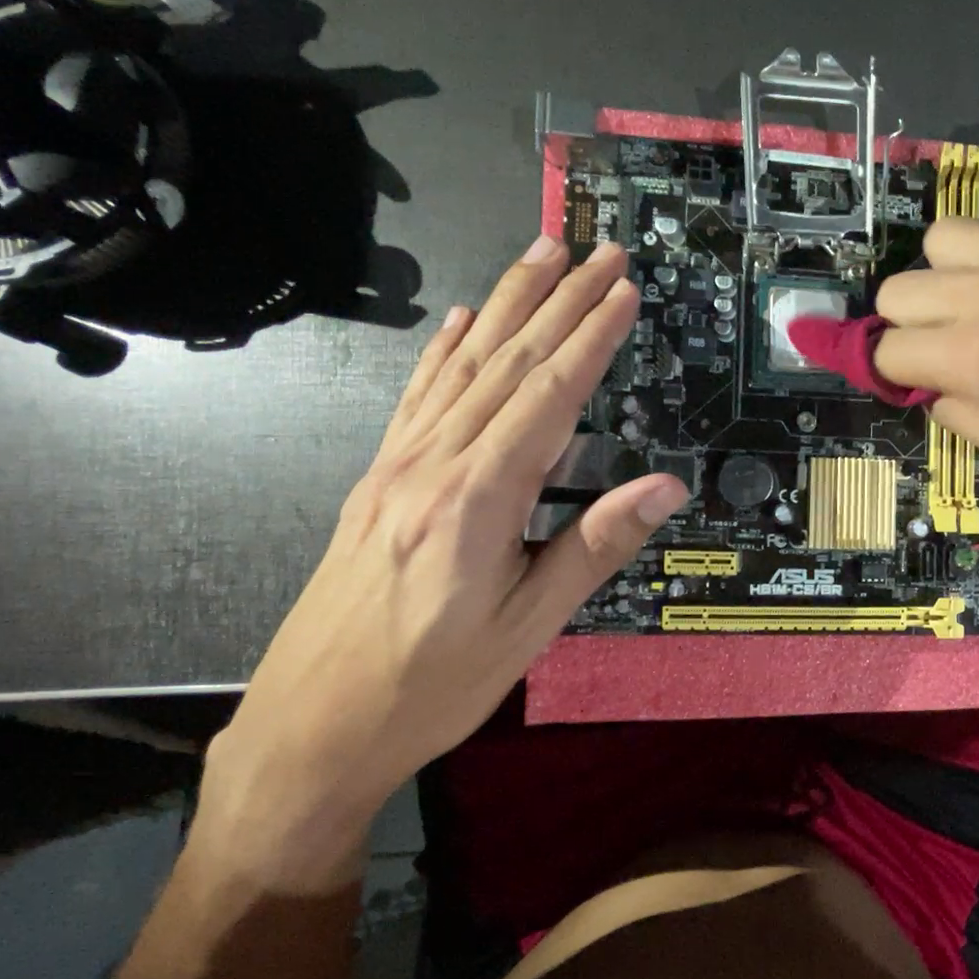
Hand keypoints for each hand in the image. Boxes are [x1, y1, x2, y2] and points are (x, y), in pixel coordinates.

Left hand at [210, 238, 686, 857]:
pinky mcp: (379, 485)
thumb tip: (664, 487)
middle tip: (598, 251)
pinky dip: (444, 353)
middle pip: (503, 367)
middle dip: (557, 304)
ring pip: (459, 371)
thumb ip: (594, 547)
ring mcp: (396, 471)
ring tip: (540, 258)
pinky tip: (461, 321)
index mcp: (474, 501)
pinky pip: (417, 401)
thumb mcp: (530, 626)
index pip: (545, 400)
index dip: (588, 340)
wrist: (314, 727)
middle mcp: (429, 468)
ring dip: (505, 308)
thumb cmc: (434, 685)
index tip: (623, 292)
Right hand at [872, 157, 978, 525]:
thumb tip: (936, 388)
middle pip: (902, 287)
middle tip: (950, 350)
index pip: (891, 349)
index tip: (919, 384)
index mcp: (977, 358)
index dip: (897, 372)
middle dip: (912, 326)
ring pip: (946, 233)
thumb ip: (964, 419)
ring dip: (950, 272)